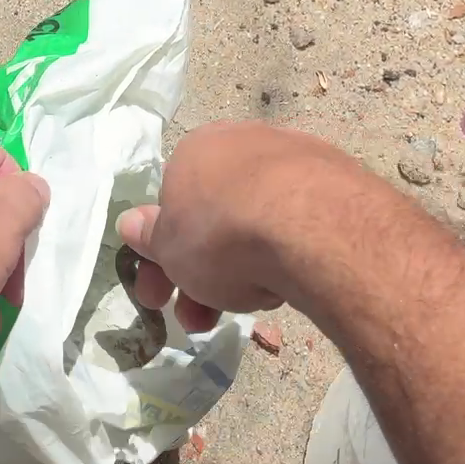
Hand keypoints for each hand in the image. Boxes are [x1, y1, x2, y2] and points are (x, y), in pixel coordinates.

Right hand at [117, 121, 370, 331]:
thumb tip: (129, 223)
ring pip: (256, 220)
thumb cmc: (222, 233)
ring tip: (252, 308)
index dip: (161, 255)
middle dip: (200, 274)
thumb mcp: (169, 248)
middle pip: (213, 215)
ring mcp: (292, 156)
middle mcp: (240, 141)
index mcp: (195, 149)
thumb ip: (149, 237)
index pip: (170, 203)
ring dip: (244, 268)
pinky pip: (298, 221)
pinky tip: (291, 281)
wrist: (312, 226)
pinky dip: (287, 250)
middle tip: (198, 322)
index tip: (162, 295)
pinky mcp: (336, 178)